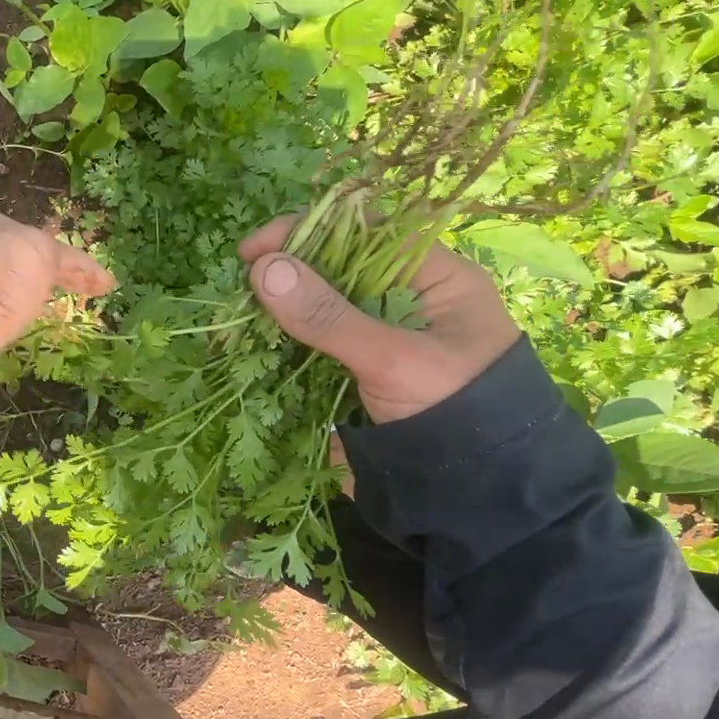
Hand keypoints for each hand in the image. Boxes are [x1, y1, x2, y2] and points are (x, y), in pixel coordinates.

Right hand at [239, 215, 520, 423]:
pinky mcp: (360, 365)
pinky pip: (316, 338)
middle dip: (288, 270)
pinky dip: (286, 336)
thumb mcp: (392, 359)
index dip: (308, 230)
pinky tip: (257, 340)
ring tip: (241, 313)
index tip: (256, 249)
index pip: (366, 232)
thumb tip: (262, 267)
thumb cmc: (454, 410)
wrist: (477, 488)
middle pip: (337, 264)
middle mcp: (408, 298)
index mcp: (435, 280)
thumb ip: (328, 316)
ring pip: (321, 303)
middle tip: (242, 282)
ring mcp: (382, 333)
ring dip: (280, 305)